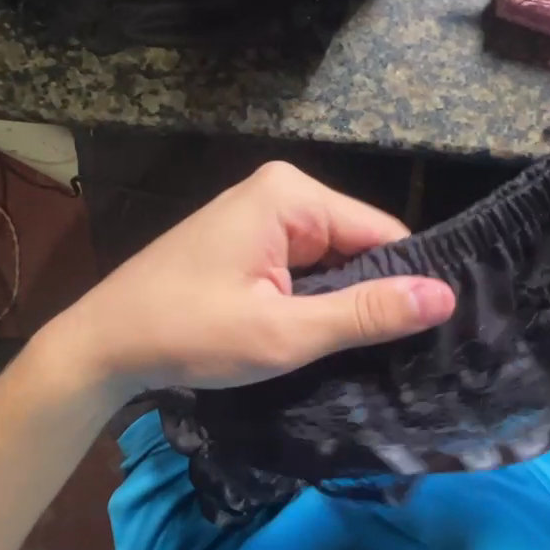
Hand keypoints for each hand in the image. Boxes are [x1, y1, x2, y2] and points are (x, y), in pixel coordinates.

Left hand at [49, 162, 455, 398]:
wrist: (103, 345)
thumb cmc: (189, 334)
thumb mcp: (284, 332)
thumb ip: (365, 313)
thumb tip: (445, 296)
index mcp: (291, 196)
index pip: (383, 234)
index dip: (407, 284)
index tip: (430, 336)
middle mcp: (279, 193)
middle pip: (358, 246)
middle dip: (371, 296)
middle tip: (394, 356)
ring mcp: (258, 217)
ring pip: (331, 262)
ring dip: (340, 305)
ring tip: (360, 353)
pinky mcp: (245, 243)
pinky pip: (301, 269)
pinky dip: (311, 303)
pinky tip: (316, 337)